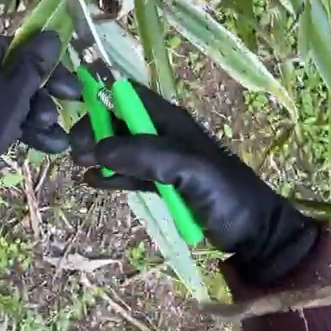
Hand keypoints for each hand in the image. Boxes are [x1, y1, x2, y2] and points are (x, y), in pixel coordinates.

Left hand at [0, 32, 74, 196]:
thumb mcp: (12, 92)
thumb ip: (34, 63)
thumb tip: (52, 34)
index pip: (18, 48)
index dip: (46, 67)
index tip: (67, 88)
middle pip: (15, 77)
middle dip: (42, 99)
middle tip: (58, 115)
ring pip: (8, 102)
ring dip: (36, 119)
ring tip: (56, 141)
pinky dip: (18, 130)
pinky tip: (45, 146)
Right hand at [69, 83, 318, 286]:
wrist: (255, 234)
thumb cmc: (225, 194)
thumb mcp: (186, 169)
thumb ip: (144, 154)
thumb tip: (98, 148)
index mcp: (171, 121)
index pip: (128, 96)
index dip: (100, 98)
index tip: (77, 115)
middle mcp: (163, 135)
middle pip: (118, 121)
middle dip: (94, 130)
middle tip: (76, 152)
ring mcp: (163, 161)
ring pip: (120, 148)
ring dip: (98, 153)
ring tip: (79, 165)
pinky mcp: (163, 185)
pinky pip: (129, 174)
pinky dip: (110, 175)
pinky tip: (92, 182)